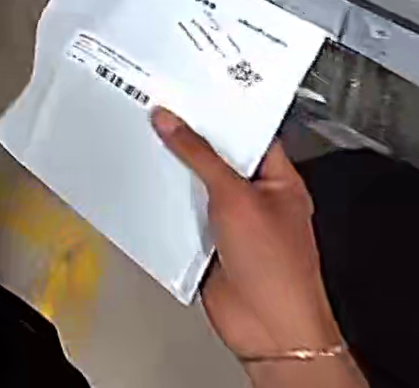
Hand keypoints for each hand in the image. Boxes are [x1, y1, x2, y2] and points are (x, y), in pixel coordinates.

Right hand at [150, 108, 343, 360]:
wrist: (269, 331)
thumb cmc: (277, 269)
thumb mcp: (236, 197)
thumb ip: (199, 155)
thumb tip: (169, 119)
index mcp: (276, 180)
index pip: (247, 131)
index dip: (220, 108)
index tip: (190, 86)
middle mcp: (252, 194)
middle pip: (214, 153)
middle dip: (186, 133)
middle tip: (156, 102)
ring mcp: (228, 216)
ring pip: (193, 178)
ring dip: (171, 163)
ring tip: (141, 129)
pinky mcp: (205, 236)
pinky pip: (178, 205)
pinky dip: (161, 193)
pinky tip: (141, 174)